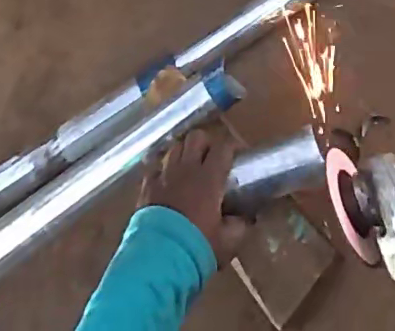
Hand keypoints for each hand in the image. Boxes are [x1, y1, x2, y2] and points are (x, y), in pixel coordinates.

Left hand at [139, 128, 249, 261]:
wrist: (160, 257)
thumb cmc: (198, 247)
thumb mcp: (227, 242)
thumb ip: (240, 226)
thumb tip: (246, 218)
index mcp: (208, 178)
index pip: (223, 148)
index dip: (233, 147)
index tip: (239, 155)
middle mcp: (186, 168)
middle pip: (196, 137)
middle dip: (206, 142)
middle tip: (212, 158)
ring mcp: (164, 173)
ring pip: (175, 147)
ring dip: (184, 152)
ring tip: (189, 166)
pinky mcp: (147, 184)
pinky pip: (155, 166)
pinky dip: (162, 169)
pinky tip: (166, 180)